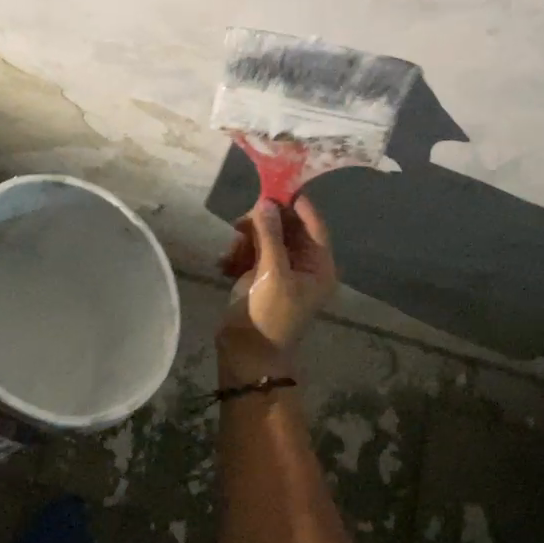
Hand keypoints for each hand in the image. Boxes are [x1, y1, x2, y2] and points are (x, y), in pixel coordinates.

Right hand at [217, 197, 337, 383]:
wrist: (246, 354)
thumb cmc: (268, 315)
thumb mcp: (272, 273)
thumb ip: (270, 235)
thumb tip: (266, 202)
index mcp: (319, 265)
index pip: (312, 222)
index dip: (293, 203)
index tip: (269, 188)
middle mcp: (304, 264)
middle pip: (285, 226)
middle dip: (261, 223)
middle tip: (239, 225)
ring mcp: (281, 270)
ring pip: (264, 236)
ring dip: (245, 240)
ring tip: (230, 254)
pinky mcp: (260, 276)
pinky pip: (251, 251)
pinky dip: (237, 253)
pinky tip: (223, 264)